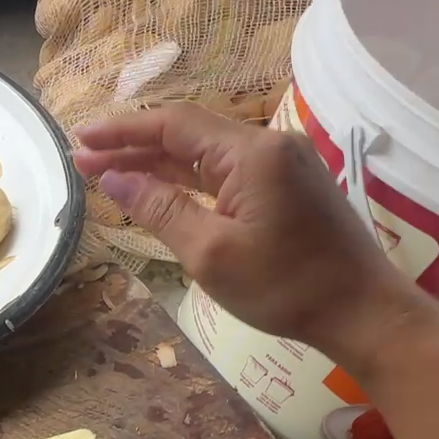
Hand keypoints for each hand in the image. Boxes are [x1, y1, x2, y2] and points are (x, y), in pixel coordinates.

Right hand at [73, 104, 425, 367]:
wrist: (359, 311)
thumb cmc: (284, 287)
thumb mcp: (209, 253)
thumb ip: (159, 210)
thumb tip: (114, 180)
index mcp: (253, 153)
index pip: (174, 127)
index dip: (122, 130)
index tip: (80, 137)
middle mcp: (268, 146)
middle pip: (187, 135)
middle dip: (131, 146)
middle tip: (81, 158)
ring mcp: (278, 166)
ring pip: (203, 156)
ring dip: (154, 163)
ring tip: (105, 171)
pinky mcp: (282, 188)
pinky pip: (222, 174)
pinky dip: (183, 180)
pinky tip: (153, 187)